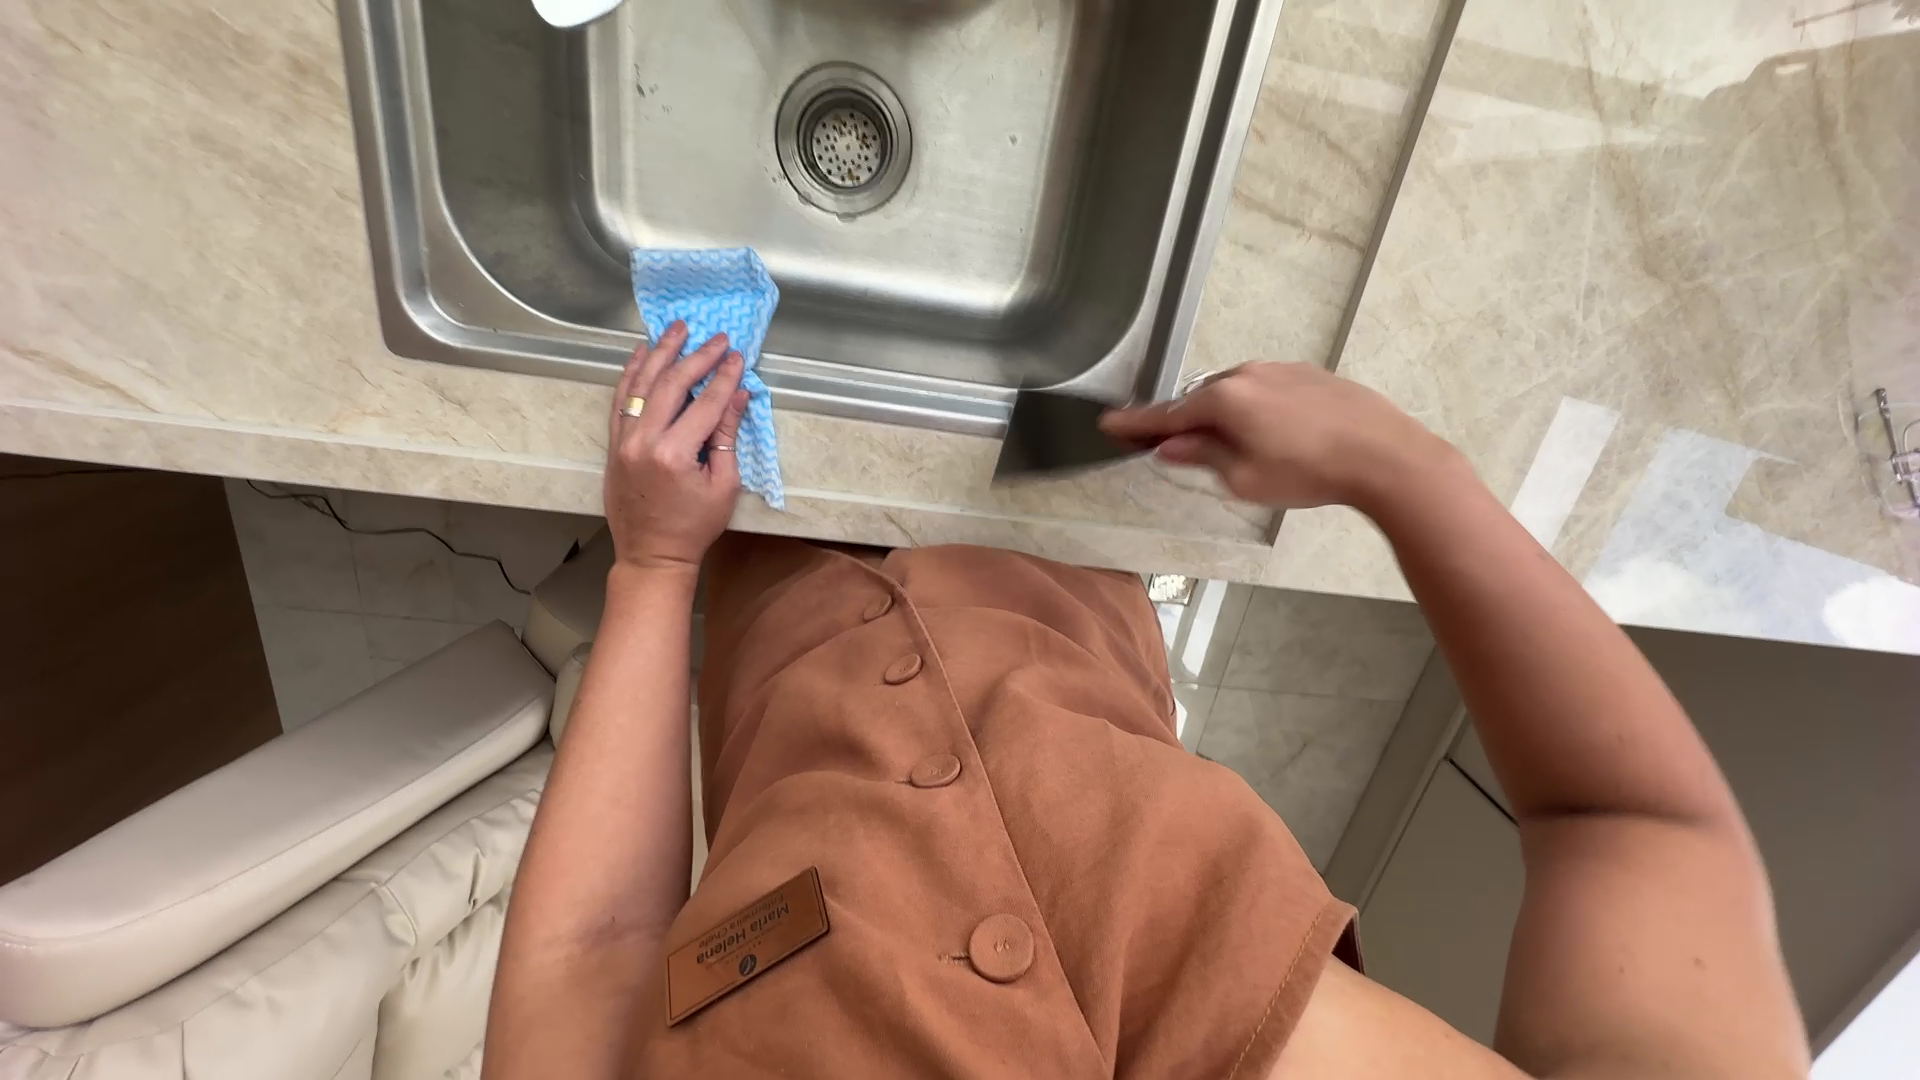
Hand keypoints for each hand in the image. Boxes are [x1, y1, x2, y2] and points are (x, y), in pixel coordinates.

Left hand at [603, 322, 749, 573]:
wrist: (652, 554)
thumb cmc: (695, 526)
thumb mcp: (723, 486)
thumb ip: (727, 437)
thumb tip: (737, 396)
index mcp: (676, 454)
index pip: (706, 403)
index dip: (723, 377)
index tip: (736, 356)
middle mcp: (644, 441)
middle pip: (671, 385)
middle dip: (695, 357)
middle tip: (714, 337)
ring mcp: (623, 440)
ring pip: (640, 384)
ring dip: (660, 353)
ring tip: (676, 329)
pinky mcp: (613, 443)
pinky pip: (620, 399)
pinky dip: (631, 373)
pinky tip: (642, 353)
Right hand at [1100, 362, 1455, 511]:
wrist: (1386, 455)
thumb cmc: (1307, 472)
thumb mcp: (1243, 477)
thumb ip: (1202, 455)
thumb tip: (1169, 446)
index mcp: (1224, 398)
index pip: (1166, 414)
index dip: (1135, 423)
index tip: (1108, 423)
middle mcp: (1246, 374)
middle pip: (1198, 400)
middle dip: (1180, 422)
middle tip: (1165, 445)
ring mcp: (1280, 369)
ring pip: (1232, 392)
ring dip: (1218, 415)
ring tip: (1224, 445)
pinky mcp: (1308, 374)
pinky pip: (1262, 389)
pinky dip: (1249, 407)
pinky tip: (1265, 432)